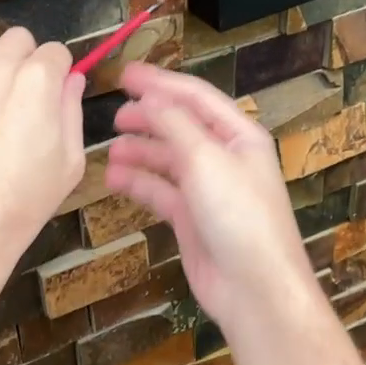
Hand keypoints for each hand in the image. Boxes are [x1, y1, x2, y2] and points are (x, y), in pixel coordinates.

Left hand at [0, 28, 86, 297]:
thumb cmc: (24, 202)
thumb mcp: (69, 163)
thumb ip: (71, 111)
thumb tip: (70, 81)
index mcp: (33, 80)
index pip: (54, 51)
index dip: (58, 73)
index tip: (54, 97)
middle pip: (14, 41)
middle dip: (24, 62)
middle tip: (22, 105)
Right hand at [106, 63, 317, 325]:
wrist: (254, 289)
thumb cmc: (238, 215)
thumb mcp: (205, 159)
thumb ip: (174, 123)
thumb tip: (149, 96)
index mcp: (239, 135)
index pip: (195, 97)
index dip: (160, 83)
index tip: (124, 75)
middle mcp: (224, 157)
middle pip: (180, 125)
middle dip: (148, 117)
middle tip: (114, 115)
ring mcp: (208, 188)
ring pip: (167, 158)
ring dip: (140, 150)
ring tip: (110, 150)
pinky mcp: (191, 217)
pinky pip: (160, 190)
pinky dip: (138, 182)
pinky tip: (114, 179)